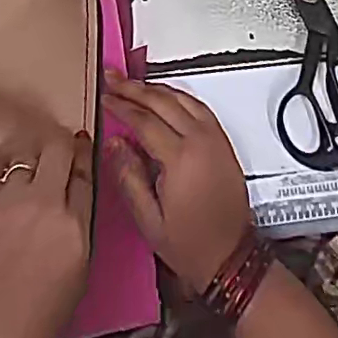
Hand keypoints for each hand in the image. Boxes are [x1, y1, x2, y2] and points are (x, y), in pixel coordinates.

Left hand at [0, 132, 93, 337]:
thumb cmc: (32, 336)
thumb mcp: (75, 282)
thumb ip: (76, 233)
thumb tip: (72, 205)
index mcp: (77, 232)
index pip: (87, 174)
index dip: (86, 159)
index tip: (84, 151)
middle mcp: (46, 207)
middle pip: (57, 148)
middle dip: (62, 146)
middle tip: (61, 153)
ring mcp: (11, 203)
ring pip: (28, 156)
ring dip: (35, 159)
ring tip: (35, 174)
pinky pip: (7, 178)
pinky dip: (14, 178)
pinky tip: (14, 197)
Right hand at [104, 75, 253, 290]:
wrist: (232, 259)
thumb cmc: (192, 245)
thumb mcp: (149, 220)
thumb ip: (129, 177)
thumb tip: (115, 143)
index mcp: (181, 159)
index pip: (144, 120)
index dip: (122, 106)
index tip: (106, 98)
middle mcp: (201, 142)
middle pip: (163, 101)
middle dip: (134, 88)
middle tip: (113, 79)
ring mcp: (216, 140)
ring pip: (183, 98)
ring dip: (156, 88)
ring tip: (133, 84)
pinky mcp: (224, 143)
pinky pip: (199, 107)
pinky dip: (178, 95)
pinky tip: (165, 96)